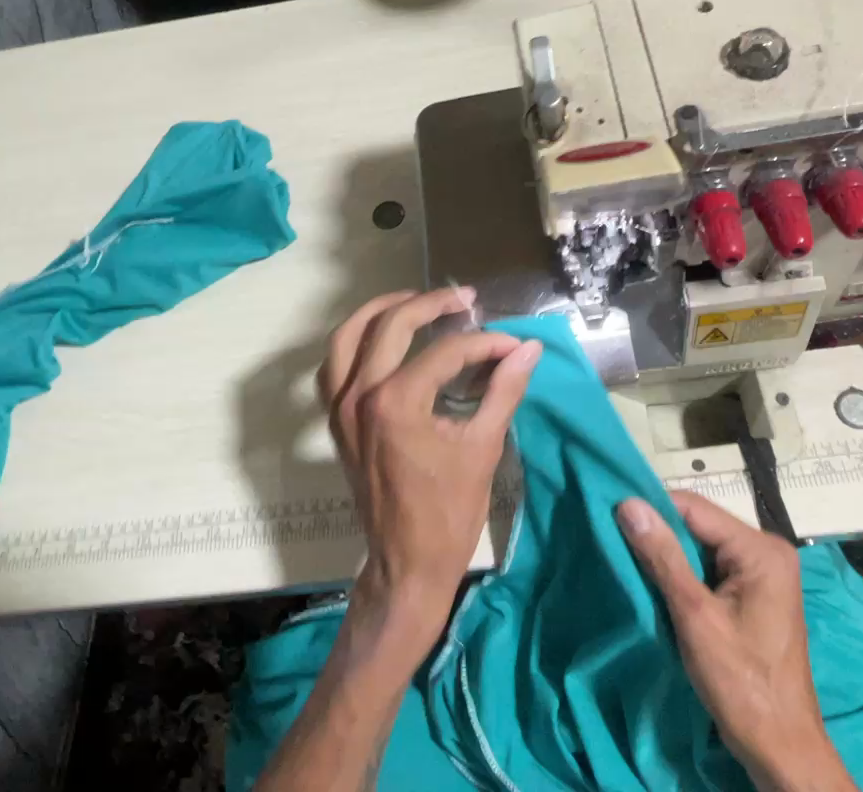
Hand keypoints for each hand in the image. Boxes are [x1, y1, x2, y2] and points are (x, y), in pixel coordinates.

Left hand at [320, 288, 541, 645]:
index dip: (485, 344)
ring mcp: (340, 407)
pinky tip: (379, 340)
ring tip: (415, 301)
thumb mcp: (483, 447)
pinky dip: (353, 344)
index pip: (446, 352)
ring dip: (381, 312)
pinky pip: (333, 367)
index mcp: (397, 402)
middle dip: (431, 304)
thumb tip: (529, 349)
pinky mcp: (335, 421)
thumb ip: (503, 390)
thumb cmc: (449, 512)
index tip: (514, 346)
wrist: (406, 563)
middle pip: (391, 325)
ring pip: (349, 336)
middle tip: (464, 298)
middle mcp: (360, 395)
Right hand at [619, 492, 854, 791]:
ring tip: (629, 561)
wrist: (781, 747)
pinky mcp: (755, 592)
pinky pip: (710, 567)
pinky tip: (657, 584)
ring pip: (701, 546)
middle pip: (699, 524)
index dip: (651, 509)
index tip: (609, 516)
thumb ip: (662, 556)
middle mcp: (767, 550)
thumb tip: (627, 504)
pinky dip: (684, 574)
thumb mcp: (695, 616)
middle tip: (615, 541)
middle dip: (659, 534)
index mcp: (761, 549)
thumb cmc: (740, 683)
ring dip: (669, 555)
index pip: (694, 508)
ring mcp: (764, 572)